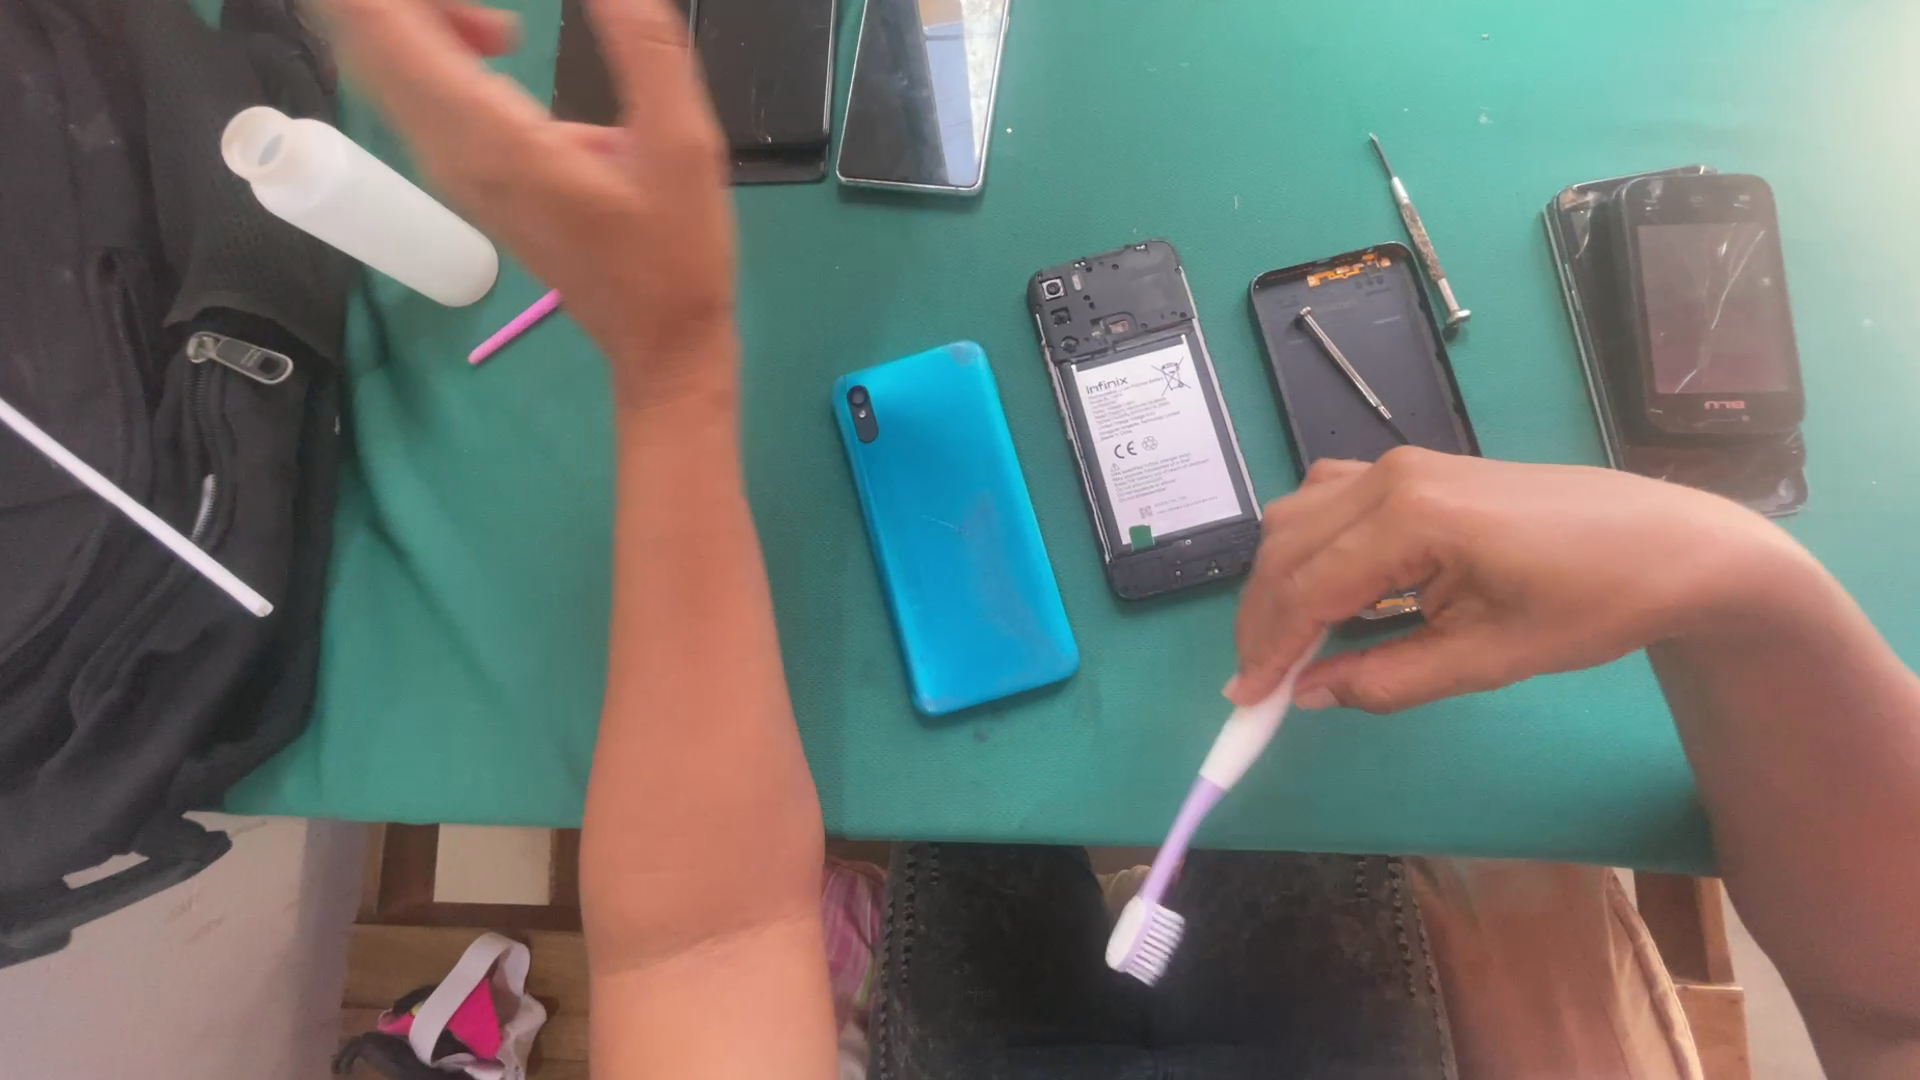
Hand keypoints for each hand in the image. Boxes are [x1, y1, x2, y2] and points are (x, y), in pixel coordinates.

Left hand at [313, 0, 735, 411]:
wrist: (662, 344)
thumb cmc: (678, 257)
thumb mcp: (682, 147)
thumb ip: (641, 43)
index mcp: (487, 133)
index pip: (373, 8)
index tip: (493, 2)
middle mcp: (443, 146)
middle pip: (360, 17)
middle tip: (501, 10)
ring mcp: (446, 167)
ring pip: (379, 46)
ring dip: (426, 7)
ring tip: (502, 13)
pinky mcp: (462, 178)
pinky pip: (409, 82)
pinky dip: (433, 37)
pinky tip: (497, 41)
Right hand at [1230, 448, 1814, 711]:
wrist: (1674, 543)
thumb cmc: (1595, 604)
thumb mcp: (1490, 659)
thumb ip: (1387, 678)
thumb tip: (1307, 693)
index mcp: (1413, 517)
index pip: (1309, 587)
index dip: (1270, 646)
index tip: (1246, 697)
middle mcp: (1387, 477)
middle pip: (1286, 549)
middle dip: (1262, 617)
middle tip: (1257, 676)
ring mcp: (1392, 464)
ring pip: (1293, 519)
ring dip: (1276, 580)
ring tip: (1282, 636)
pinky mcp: (1402, 469)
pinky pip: (1321, 499)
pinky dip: (1301, 544)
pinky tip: (1316, 577)